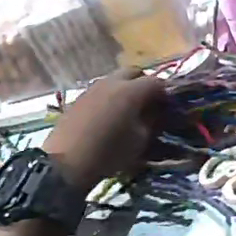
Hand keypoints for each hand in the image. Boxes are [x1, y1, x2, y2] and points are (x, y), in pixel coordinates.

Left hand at [44, 69, 166, 192]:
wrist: (66, 162)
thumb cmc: (109, 153)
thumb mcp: (139, 141)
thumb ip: (151, 121)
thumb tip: (155, 111)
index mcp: (131, 90)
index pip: (157, 82)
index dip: (166, 93)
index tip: (169, 107)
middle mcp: (112, 82)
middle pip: (134, 72)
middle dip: (145, 83)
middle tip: (150, 103)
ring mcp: (93, 88)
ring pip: (115, 79)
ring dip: (126, 89)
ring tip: (129, 109)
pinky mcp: (79, 97)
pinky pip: (101, 90)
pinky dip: (110, 96)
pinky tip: (109, 115)